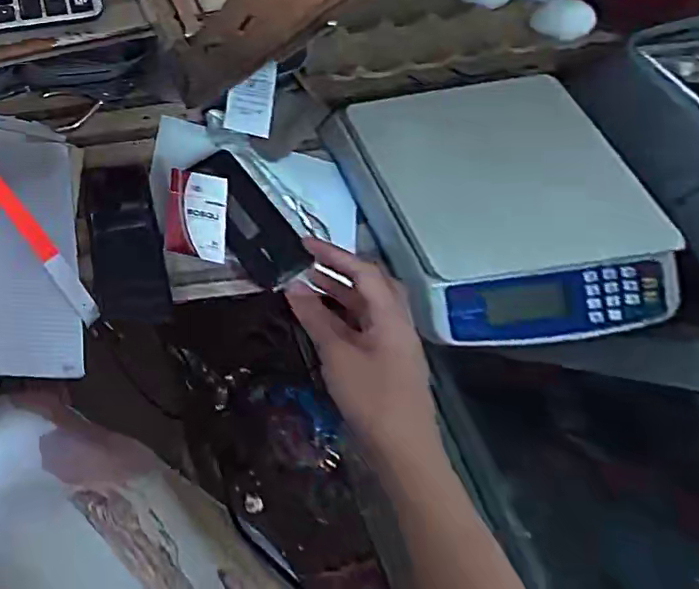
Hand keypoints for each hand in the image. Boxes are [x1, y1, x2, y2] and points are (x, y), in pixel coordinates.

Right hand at [285, 237, 438, 460]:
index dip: (335, 255)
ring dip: (341, 291)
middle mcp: (398, 326)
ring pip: (369, 306)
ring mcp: (395, 345)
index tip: (305, 244)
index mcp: (391, 319)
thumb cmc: (372, 399)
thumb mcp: (336, 354)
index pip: (365, 273)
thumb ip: (315, 316)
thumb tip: (293, 286)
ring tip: (307, 284)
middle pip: (374, 285)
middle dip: (342, 269)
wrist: (404, 454)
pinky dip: (343, 313)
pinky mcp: (389, 362)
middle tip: (310, 261)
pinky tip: (321, 318)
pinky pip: (365, 324)